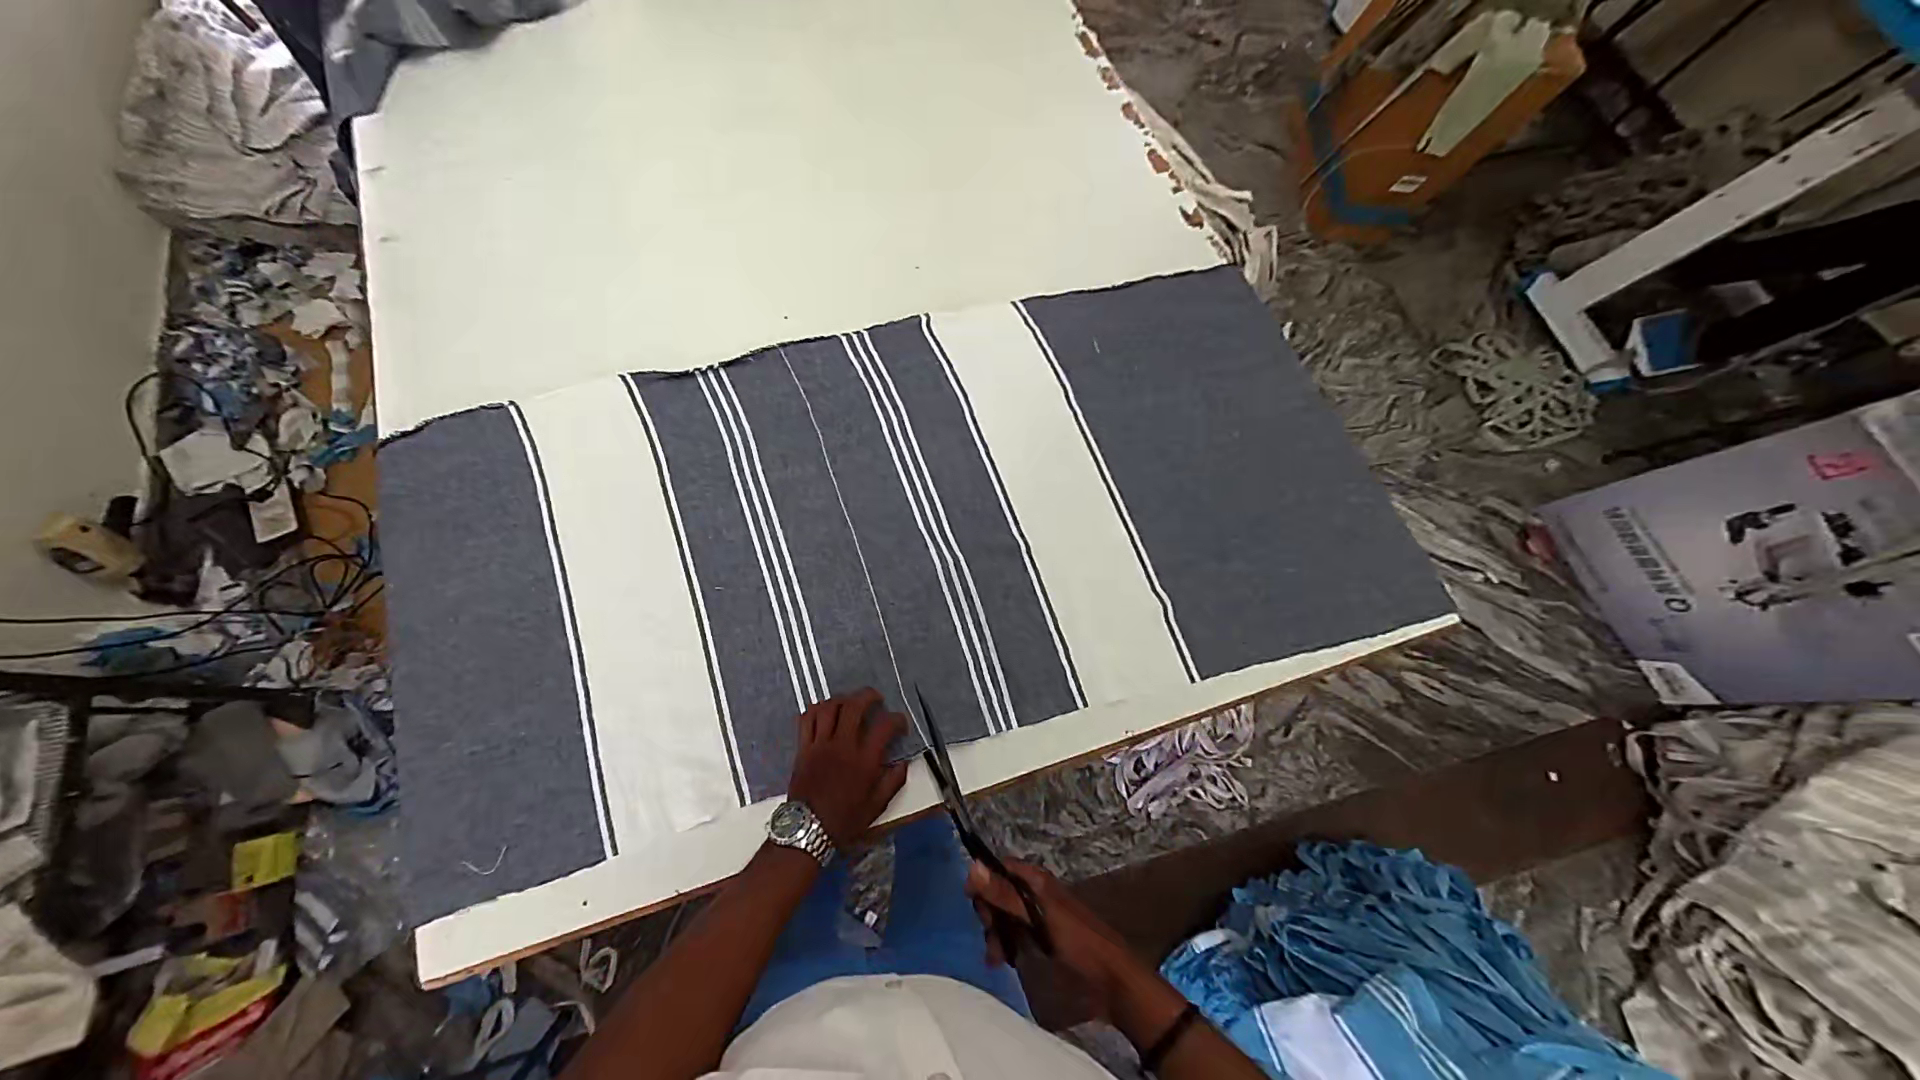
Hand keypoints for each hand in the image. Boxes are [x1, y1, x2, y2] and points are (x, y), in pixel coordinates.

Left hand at [785, 689, 908, 848]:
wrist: (807, 830)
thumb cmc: (844, 820)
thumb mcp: (876, 807)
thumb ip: (892, 782)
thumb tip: (904, 764)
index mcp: (864, 761)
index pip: (884, 726)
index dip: (897, 719)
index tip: (900, 723)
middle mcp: (842, 746)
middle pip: (854, 707)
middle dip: (868, 696)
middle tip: (876, 698)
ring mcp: (820, 744)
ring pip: (829, 708)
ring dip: (843, 699)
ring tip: (851, 702)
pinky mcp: (803, 748)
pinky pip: (806, 719)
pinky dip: (816, 709)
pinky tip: (824, 711)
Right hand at [966, 859, 1143, 1014]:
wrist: (1112, 981)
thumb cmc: (1078, 942)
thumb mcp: (1039, 918)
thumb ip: (1005, 895)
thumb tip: (972, 866)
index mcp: (1036, 880)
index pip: (1000, 868)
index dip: (984, 881)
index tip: (974, 902)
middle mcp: (1034, 893)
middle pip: (998, 893)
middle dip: (989, 914)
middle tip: (991, 934)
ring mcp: (1036, 918)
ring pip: (1003, 917)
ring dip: (995, 935)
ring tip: (997, 957)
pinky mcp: (1039, 940)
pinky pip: (1012, 936)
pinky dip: (1004, 946)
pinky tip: (1002, 961)